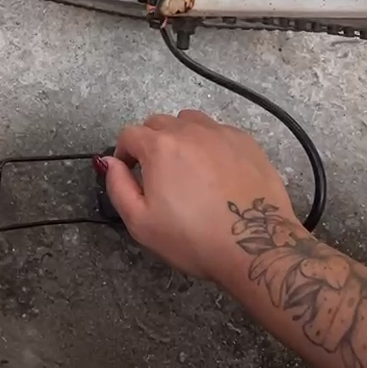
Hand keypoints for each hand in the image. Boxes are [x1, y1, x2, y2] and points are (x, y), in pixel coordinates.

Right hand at [102, 109, 302, 285]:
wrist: (257, 246)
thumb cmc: (194, 238)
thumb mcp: (141, 223)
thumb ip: (117, 186)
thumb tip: (109, 161)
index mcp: (158, 146)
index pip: (129, 134)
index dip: (123, 152)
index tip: (129, 172)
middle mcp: (188, 130)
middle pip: (158, 123)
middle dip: (150, 143)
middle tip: (158, 173)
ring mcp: (220, 133)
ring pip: (189, 121)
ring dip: (180, 136)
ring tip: (187, 166)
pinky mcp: (246, 142)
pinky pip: (218, 131)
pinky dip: (210, 143)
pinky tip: (216, 170)